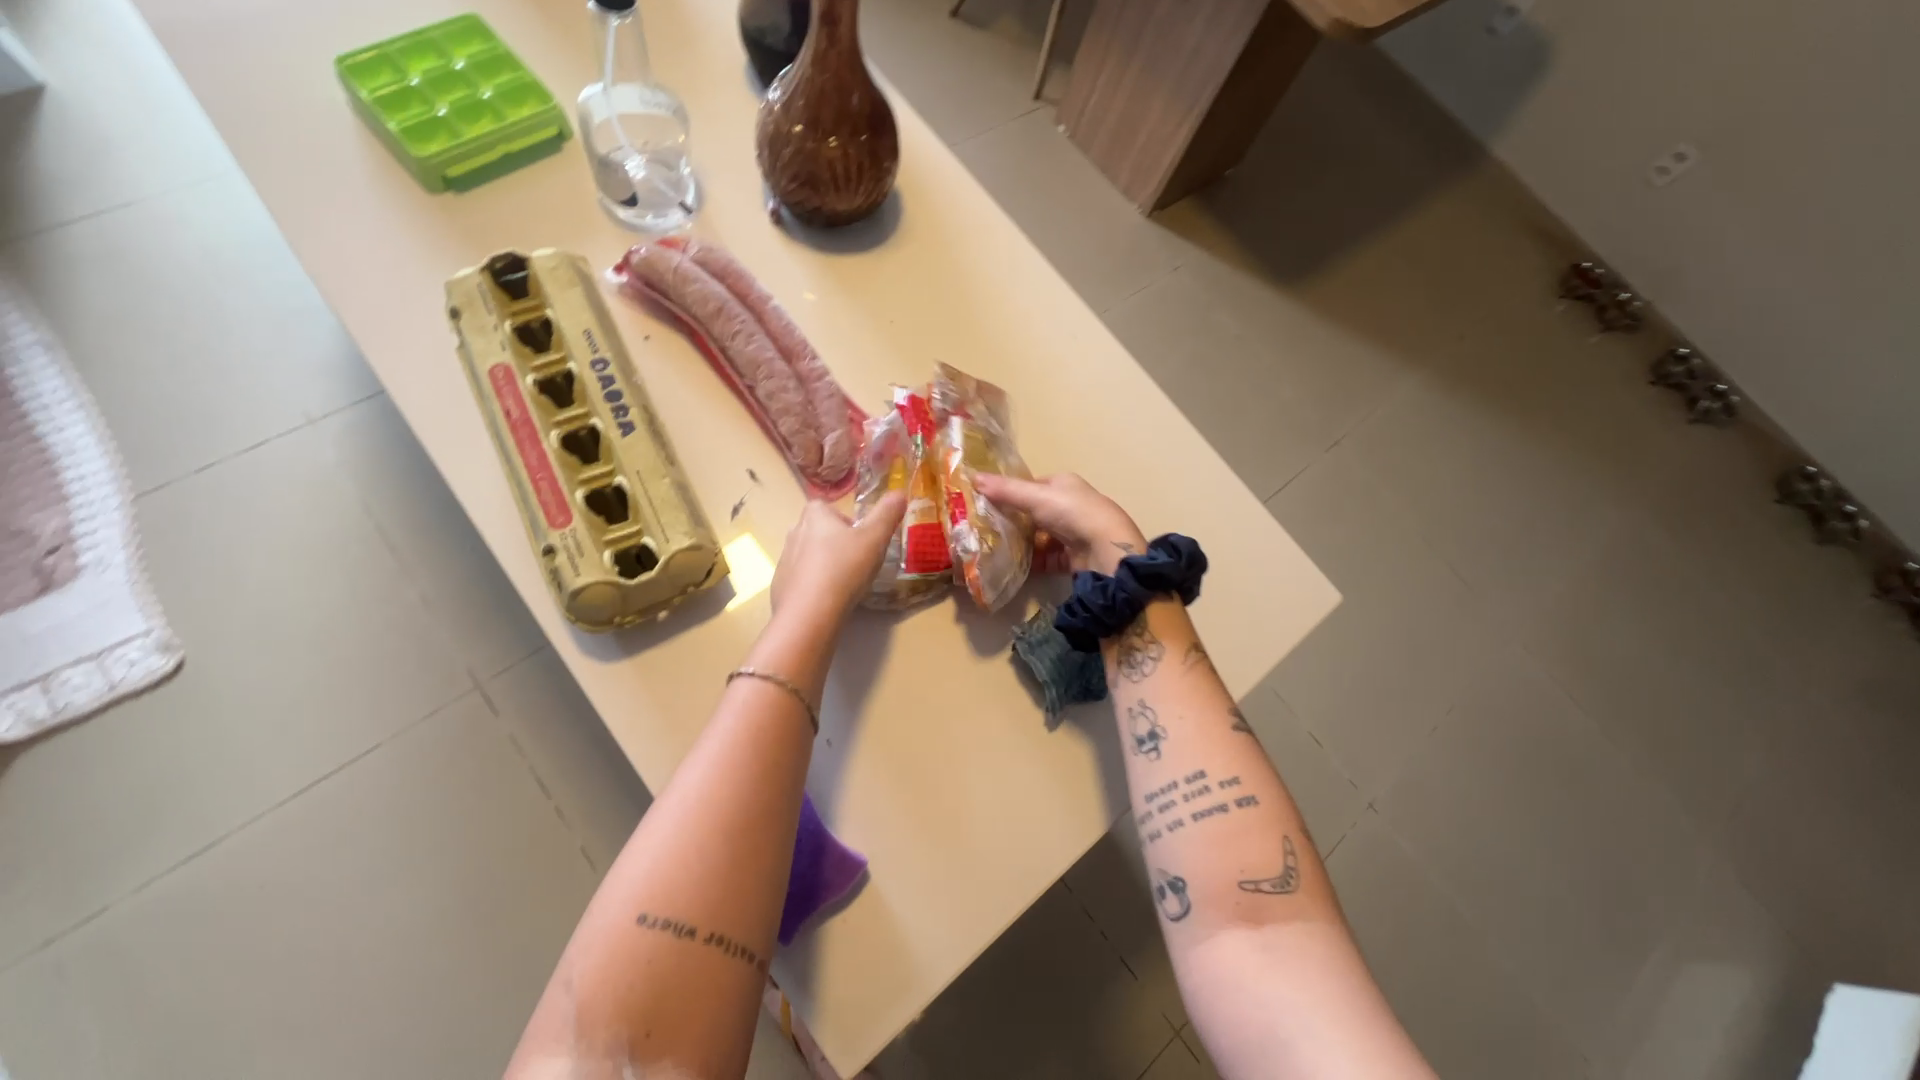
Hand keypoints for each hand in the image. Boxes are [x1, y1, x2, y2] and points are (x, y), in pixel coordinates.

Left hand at [769, 493, 906, 626]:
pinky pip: (801, 579)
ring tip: (844, 585)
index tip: (862, 542)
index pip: (831, 509)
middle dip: (837, 544)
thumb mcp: (875, 538)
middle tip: (856, 564)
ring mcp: (785, 559)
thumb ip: (887, 513)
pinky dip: (814, 585)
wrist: (809, 613)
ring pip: (811, 556)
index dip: (848, 524)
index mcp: (815, 515)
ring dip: (826, 565)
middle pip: (821, 532)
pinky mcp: (780, 584)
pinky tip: (827, 600)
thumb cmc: (844, 569)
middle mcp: (795, 531)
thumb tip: (899, 493)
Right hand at [973, 473, 1144, 574]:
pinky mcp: (1074, 557)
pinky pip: (1047, 558)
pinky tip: (1015, 567)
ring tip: (996, 550)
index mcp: (1064, 484)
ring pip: (1041, 537)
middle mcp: (1070, 506)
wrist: (1104, 549)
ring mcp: (1073, 533)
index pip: (1032, 486)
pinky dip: (1033, 562)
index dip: (1011, 493)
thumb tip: (973, 477)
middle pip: (1035, 513)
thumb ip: (1005, 490)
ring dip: (1023, 544)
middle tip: (987, 530)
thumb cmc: (1071, 513)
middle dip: (1014, 522)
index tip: (988, 504)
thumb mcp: (1035, 497)